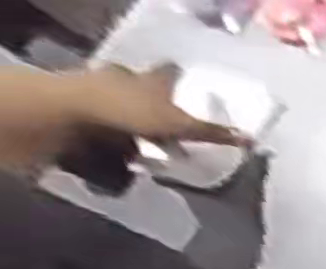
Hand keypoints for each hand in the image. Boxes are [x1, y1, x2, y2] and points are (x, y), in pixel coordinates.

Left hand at [68, 64, 248, 146]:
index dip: (177, 73)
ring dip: (136, 109)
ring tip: (150, 128)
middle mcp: (126, 77)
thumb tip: (253, 139)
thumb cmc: (133, 113)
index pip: (169, 72)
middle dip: (154, 93)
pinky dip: (119, 120)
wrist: (72, 109)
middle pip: (143, 82)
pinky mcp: (83, 99)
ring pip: (124, 95)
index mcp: (152, 80)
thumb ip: (216, 133)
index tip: (183, 73)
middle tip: (166, 107)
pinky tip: (127, 134)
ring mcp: (100, 85)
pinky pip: (108, 109)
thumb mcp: (183, 127)